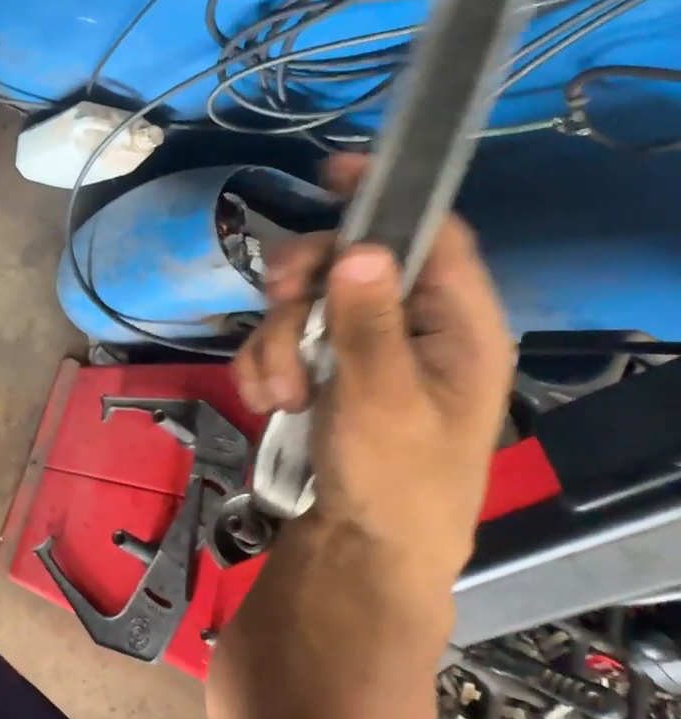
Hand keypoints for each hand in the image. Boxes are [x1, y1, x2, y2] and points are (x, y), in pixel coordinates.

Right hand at [233, 155, 514, 584]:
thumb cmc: (395, 476)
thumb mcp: (382, 400)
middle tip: (276, 304)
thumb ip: (368, 324)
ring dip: (273, 342)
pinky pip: (276, 341)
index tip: (330, 173)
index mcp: (456, 327)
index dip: (388, 198)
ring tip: (280, 393)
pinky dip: (262, 366)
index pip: (433, 237)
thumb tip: (361, 248)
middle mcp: (409, 327)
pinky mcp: (320, 370)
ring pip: (299, 305)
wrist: (360, 545)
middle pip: (345, 264)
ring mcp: (360, 349)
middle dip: (299, 289)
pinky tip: (268, 399)